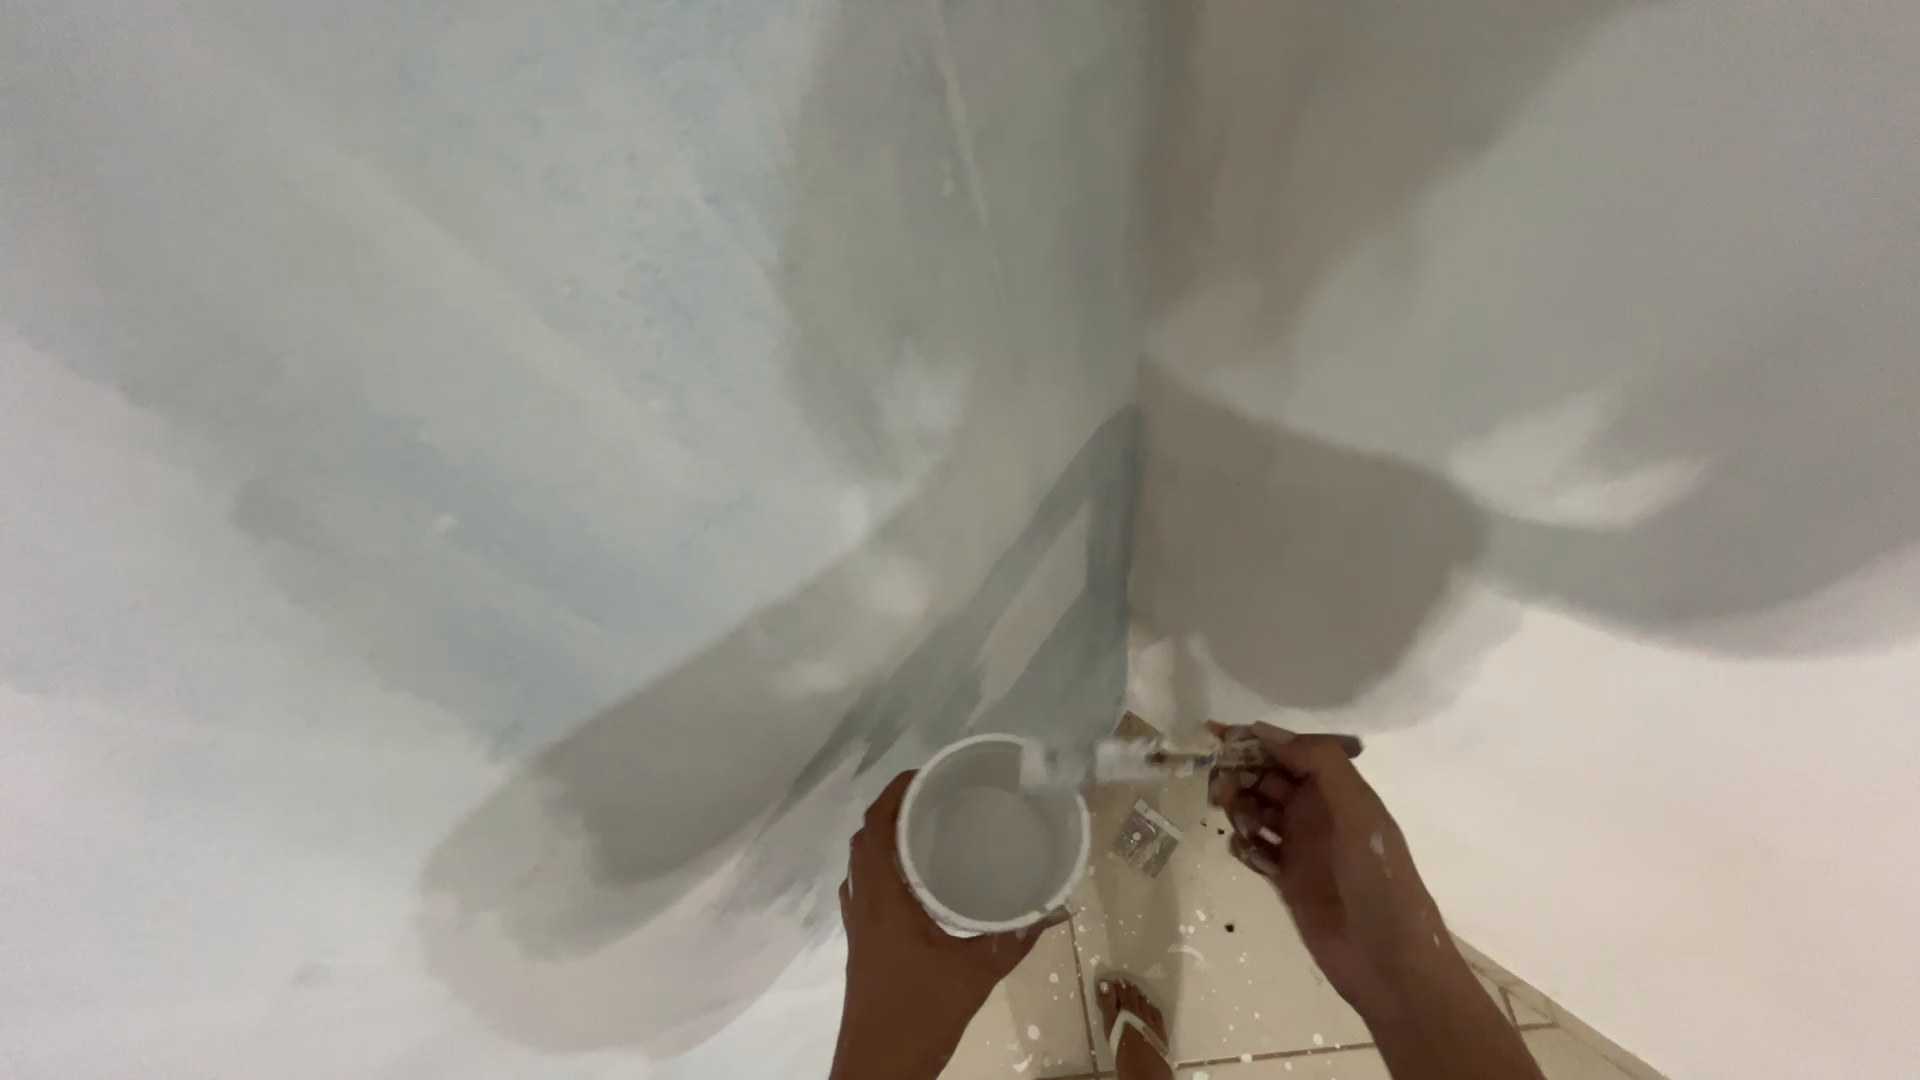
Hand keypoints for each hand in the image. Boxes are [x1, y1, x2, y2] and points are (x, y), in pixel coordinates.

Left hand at [832, 770, 1067, 1079]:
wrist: (876, 1069)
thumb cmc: (921, 1013)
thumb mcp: (976, 973)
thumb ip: (1015, 938)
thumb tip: (1058, 908)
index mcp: (883, 896)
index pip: (876, 826)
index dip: (893, 793)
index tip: (923, 774)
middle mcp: (862, 900)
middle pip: (864, 838)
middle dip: (891, 809)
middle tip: (931, 797)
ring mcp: (855, 922)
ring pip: (859, 862)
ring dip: (882, 837)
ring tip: (921, 826)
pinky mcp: (858, 941)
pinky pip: (861, 886)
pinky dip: (879, 867)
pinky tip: (909, 878)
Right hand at [1208, 722, 1445, 1019]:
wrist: (1391, 966)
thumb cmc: (1380, 882)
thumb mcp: (1360, 812)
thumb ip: (1320, 763)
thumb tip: (1265, 730)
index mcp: (1336, 791)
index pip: (1287, 751)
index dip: (1254, 740)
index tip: (1218, 736)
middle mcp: (1315, 812)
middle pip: (1264, 777)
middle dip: (1237, 773)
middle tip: (1219, 788)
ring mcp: (1299, 845)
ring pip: (1253, 809)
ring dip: (1237, 806)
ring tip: (1237, 823)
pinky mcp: (1284, 877)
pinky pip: (1252, 847)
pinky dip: (1243, 843)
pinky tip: (1247, 852)